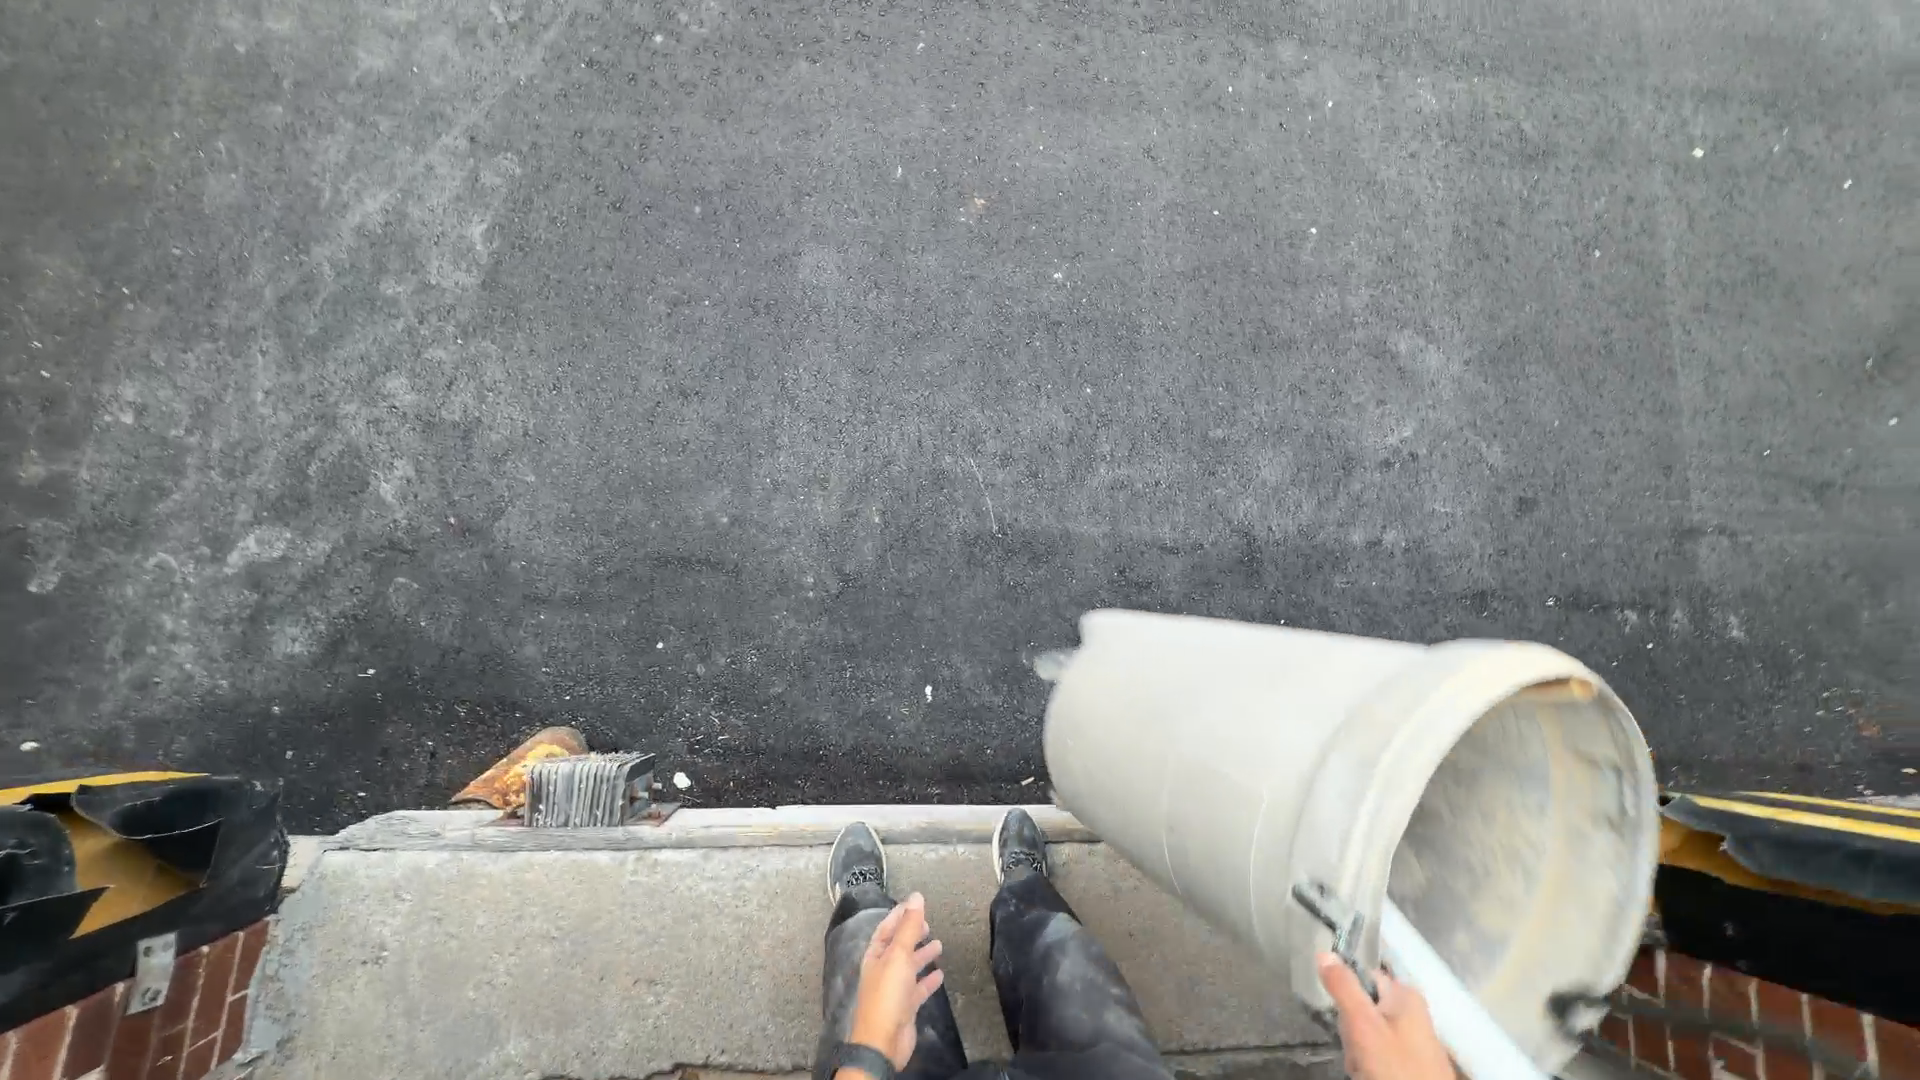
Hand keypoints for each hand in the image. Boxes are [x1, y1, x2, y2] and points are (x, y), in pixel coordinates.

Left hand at [846, 893, 945, 1072]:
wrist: (883, 1041)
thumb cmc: (887, 993)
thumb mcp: (899, 954)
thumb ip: (909, 926)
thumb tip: (916, 896)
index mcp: (876, 955)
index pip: (886, 928)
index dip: (899, 915)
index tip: (914, 903)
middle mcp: (883, 969)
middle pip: (898, 946)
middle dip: (912, 934)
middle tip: (927, 924)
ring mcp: (894, 989)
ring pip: (910, 966)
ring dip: (922, 955)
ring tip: (939, 944)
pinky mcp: (906, 1006)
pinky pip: (918, 988)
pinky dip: (928, 980)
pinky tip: (940, 975)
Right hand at [1317, 953, 1454, 1079]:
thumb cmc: (1396, 1067)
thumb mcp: (1362, 1023)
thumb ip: (1343, 986)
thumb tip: (1324, 952)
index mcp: (1405, 994)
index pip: (1362, 974)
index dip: (1346, 991)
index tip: (1340, 1010)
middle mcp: (1411, 1011)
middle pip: (1362, 1004)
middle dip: (1351, 1027)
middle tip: (1356, 1045)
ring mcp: (1412, 1039)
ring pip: (1367, 1031)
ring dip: (1357, 1049)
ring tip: (1363, 1065)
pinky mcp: (1411, 1061)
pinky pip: (1378, 1052)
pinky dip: (1370, 1064)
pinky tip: (1371, 1074)